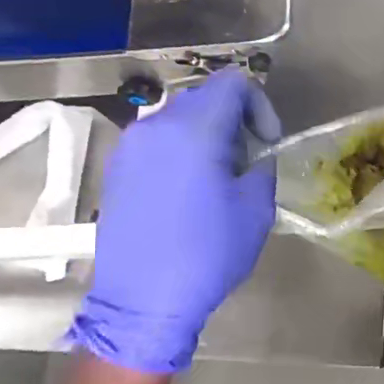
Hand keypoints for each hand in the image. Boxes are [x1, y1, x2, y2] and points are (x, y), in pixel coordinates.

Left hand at [68, 69, 280, 372]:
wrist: (143, 300)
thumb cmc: (208, 254)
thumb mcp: (255, 211)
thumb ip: (260, 169)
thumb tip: (252, 159)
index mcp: (193, 131)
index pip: (233, 83)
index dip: (260, 105)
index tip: (267, 143)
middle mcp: (156, 127)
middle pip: (204, 99)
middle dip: (234, 122)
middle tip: (246, 163)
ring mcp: (130, 147)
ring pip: (178, 120)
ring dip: (207, 137)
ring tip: (218, 180)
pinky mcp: (117, 170)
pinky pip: (157, 143)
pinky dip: (181, 153)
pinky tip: (189, 194)